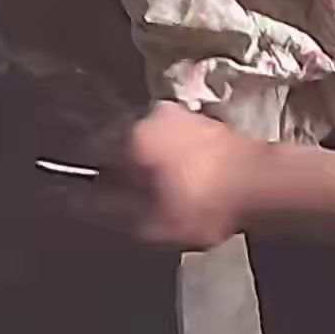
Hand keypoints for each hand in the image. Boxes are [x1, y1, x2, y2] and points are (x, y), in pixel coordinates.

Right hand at [93, 102, 266, 248]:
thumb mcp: (147, 222)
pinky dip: (168, 156)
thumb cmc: (201, 204)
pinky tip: (181, 181)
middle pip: (121, 142)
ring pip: (147, 139)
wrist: (259, 182)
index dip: (91, 178)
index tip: (97, 198)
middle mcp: (153, 113)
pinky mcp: (200, 118)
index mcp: (133, 133)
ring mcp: (180, 112)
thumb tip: (75, 198)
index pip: (93, 150)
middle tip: (134, 202)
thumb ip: (105, 208)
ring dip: (147, 163)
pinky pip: (169, 137)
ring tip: (162, 195)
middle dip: (122, 170)